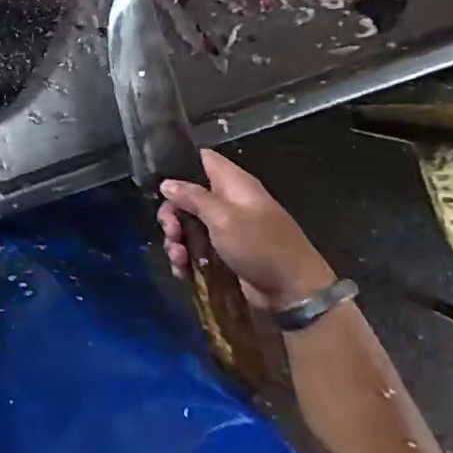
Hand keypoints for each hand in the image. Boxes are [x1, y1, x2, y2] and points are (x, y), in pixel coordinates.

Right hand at [157, 149, 335, 309]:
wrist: (294, 294)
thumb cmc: (261, 247)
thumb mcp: (223, 217)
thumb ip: (192, 197)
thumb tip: (166, 183)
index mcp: (234, 185)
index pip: (203, 159)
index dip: (179, 164)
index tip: (159, 179)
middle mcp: (228, 203)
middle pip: (186, 196)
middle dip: (172, 214)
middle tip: (171, 231)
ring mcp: (226, 229)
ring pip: (187, 225)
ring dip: (176, 240)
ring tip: (179, 258)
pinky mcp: (223, 254)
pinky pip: (195, 248)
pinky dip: (185, 258)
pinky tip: (183, 270)